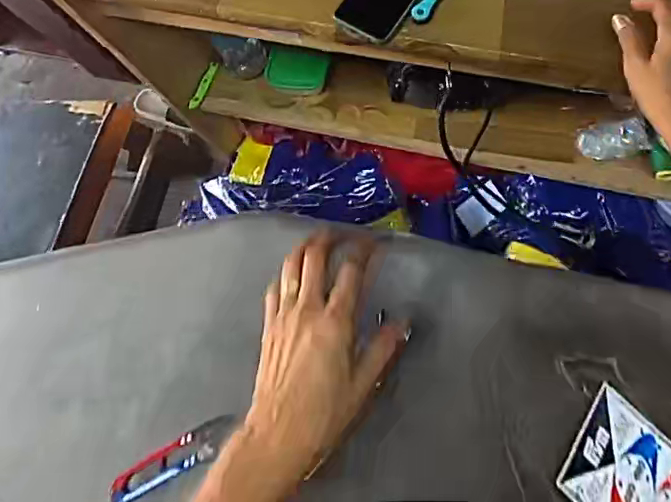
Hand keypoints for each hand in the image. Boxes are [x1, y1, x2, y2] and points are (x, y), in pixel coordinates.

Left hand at [201, 233, 408, 500]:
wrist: (274, 439)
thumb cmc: (323, 412)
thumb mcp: (362, 383)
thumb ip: (383, 347)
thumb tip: (402, 321)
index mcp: (336, 321)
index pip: (352, 270)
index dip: (365, 249)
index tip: (376, 242)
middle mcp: (308, 310)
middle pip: (315, 258)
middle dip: (330, 238)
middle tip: (344, 232)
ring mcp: (284, 317)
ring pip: (291, 268)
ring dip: (305, 248)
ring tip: (317, 240)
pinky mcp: (268, 328)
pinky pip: (275, 289)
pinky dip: (285, 273)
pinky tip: (292, 273)